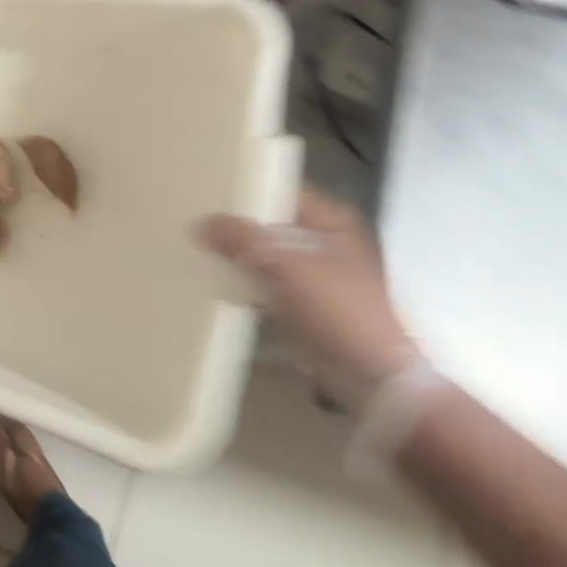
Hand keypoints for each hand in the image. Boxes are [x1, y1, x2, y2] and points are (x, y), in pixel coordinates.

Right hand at [200, 189, 421, 407]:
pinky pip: (263, 283)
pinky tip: (212, 282)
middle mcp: (323, 240)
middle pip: (269, 223)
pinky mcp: (301, 303)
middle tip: (193, 219)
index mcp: (332, 221)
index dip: (245, 188)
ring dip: (236, 255)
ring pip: (264, 254)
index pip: (280, 190)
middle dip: (235, 225)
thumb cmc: (340, 313)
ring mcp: (312, 273)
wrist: (373, 378)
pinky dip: (243, 282)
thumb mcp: (289, 268)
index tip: (206, 190)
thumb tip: (201, 223)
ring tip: (196, 247)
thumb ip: (243, 240)